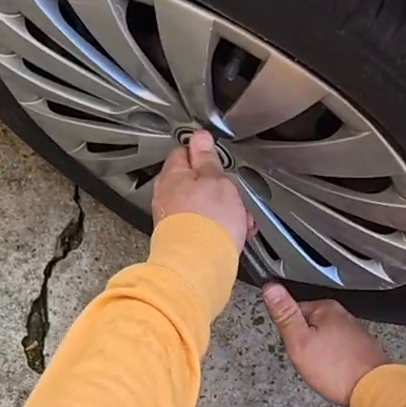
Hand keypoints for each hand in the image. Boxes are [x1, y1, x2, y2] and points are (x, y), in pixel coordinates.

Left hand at [150, 129, 251, 250]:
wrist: (198, 267)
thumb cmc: (206, 224)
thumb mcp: (217, 181)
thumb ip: (208, 159)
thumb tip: (201, 139)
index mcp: (172, 176)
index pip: (183, 152)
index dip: (203, 154)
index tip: (217, 159)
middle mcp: (166, 197)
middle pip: (193, 182)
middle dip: (216, 188)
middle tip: (232, 193)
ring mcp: (171, 219)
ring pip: (200, 207)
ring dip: (221, 211)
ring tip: (239, 219)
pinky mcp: (180, 240)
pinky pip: (201, 227)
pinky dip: (217, 229)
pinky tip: (232, 235)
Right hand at [263, 282, 391, 405]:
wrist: (372, 390)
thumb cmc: (336, 368)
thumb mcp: (299, 340)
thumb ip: (285, 314)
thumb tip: (271, 288)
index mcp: (326, 309)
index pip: (294, 312)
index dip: (290, 333)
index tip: (295, 346)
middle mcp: (343, 316)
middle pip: (310, 326)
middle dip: (306, 344)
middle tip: (308, 360)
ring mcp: (355, 332)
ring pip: (325, 340)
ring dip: (320, 354)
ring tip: (322, 368)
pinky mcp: (362, 349)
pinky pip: (339, 352)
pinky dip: (334, 362)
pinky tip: (334, 372)